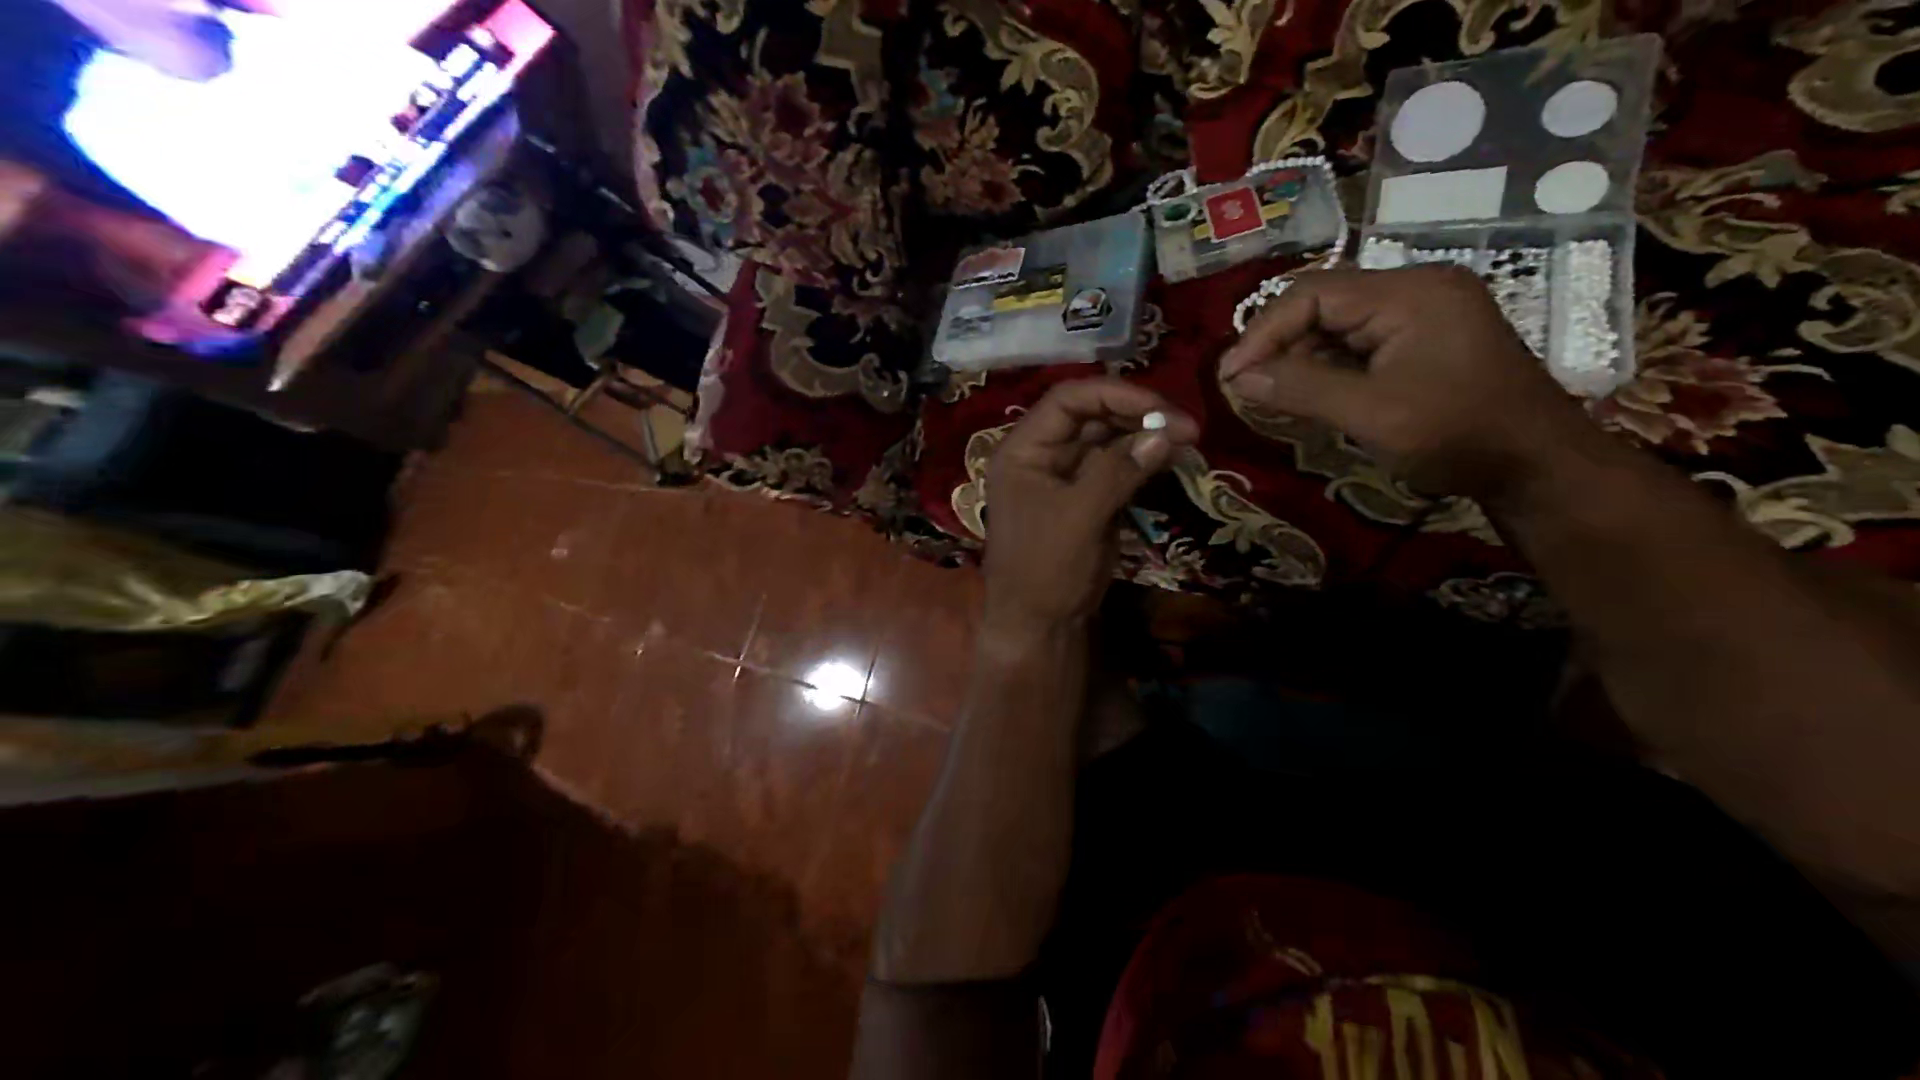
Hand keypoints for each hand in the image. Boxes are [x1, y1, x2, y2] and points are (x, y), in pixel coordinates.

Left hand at [982, 378, 1198, 636]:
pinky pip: (1118, 467)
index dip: (1113, 394)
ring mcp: (1067, 476)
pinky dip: (1144, 460)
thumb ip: (1117, 472)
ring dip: (1146, 435)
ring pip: (1109, 440)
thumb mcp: (1078, 517)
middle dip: (1137, 414)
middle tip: (1187, 425)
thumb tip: (1163, 433)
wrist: (1040, 623)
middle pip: (1092, 416)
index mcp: (1024, 451)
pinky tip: (1173, 457)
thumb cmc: (1044, 568)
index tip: (1159, 405)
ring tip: (1189, 438)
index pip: (1067, 401)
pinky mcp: (1089, 497)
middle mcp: (1044, 455)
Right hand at [1218, 265, 1592, 505]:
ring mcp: (1421, 313)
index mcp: (1409, 294)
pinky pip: (1357, 342)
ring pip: (1335, 324)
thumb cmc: (1457, 435)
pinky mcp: (1422, 339)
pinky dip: (1325, 366)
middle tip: (1245, 385)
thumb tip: (1237, 377)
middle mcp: (1415, 289)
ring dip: (1298, 357)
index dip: (1263, 331)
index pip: (1312, 294)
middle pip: (1322, 303)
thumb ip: (1301, 389)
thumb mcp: (1371, 414)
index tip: (1230, 376)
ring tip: (1270, 393)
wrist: (1536, 465)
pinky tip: (1308, 393)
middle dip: (1278, 343)